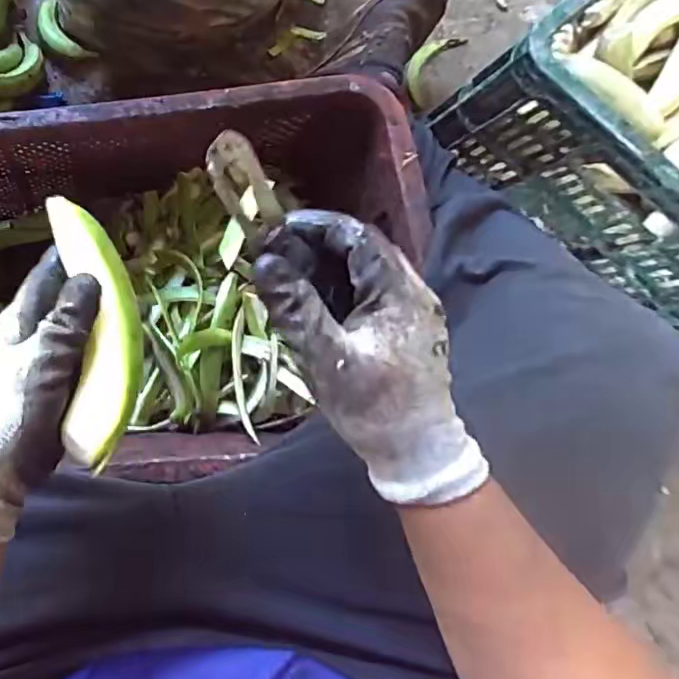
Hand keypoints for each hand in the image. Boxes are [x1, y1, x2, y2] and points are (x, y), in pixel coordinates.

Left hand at [0, 249, 99, 546]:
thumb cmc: (9, 412)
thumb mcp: (42, 361)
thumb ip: (66, 322)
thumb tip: (88, 277)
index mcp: (17, 322)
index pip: (44, 276)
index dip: (65, 253)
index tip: (87, 230)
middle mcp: (27, 337)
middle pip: (61, 302)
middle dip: (87, 285)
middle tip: (121, 271)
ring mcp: (37, 365)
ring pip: (72, 332)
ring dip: (94, 321)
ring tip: (124, 307)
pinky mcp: (49, 391)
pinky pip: (77, 362)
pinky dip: (95, 353)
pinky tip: (114, 353)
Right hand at [254, 210, 488, 505]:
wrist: (415, 452)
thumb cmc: (373, 405)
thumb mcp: (326, 354)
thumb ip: (294, 305)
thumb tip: (263, 260)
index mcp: (399, 292)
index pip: (358, 236)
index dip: (315, 226)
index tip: (275, 228)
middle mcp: (409, 293)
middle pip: (358, 251)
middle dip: (311, 245)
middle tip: (269, 250)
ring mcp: (406, 311)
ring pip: (359, 272)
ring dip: (319, 266)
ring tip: (279, 270)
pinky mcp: (398, 329)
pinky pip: (362, 293)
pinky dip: (331, 287)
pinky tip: (305, 298)